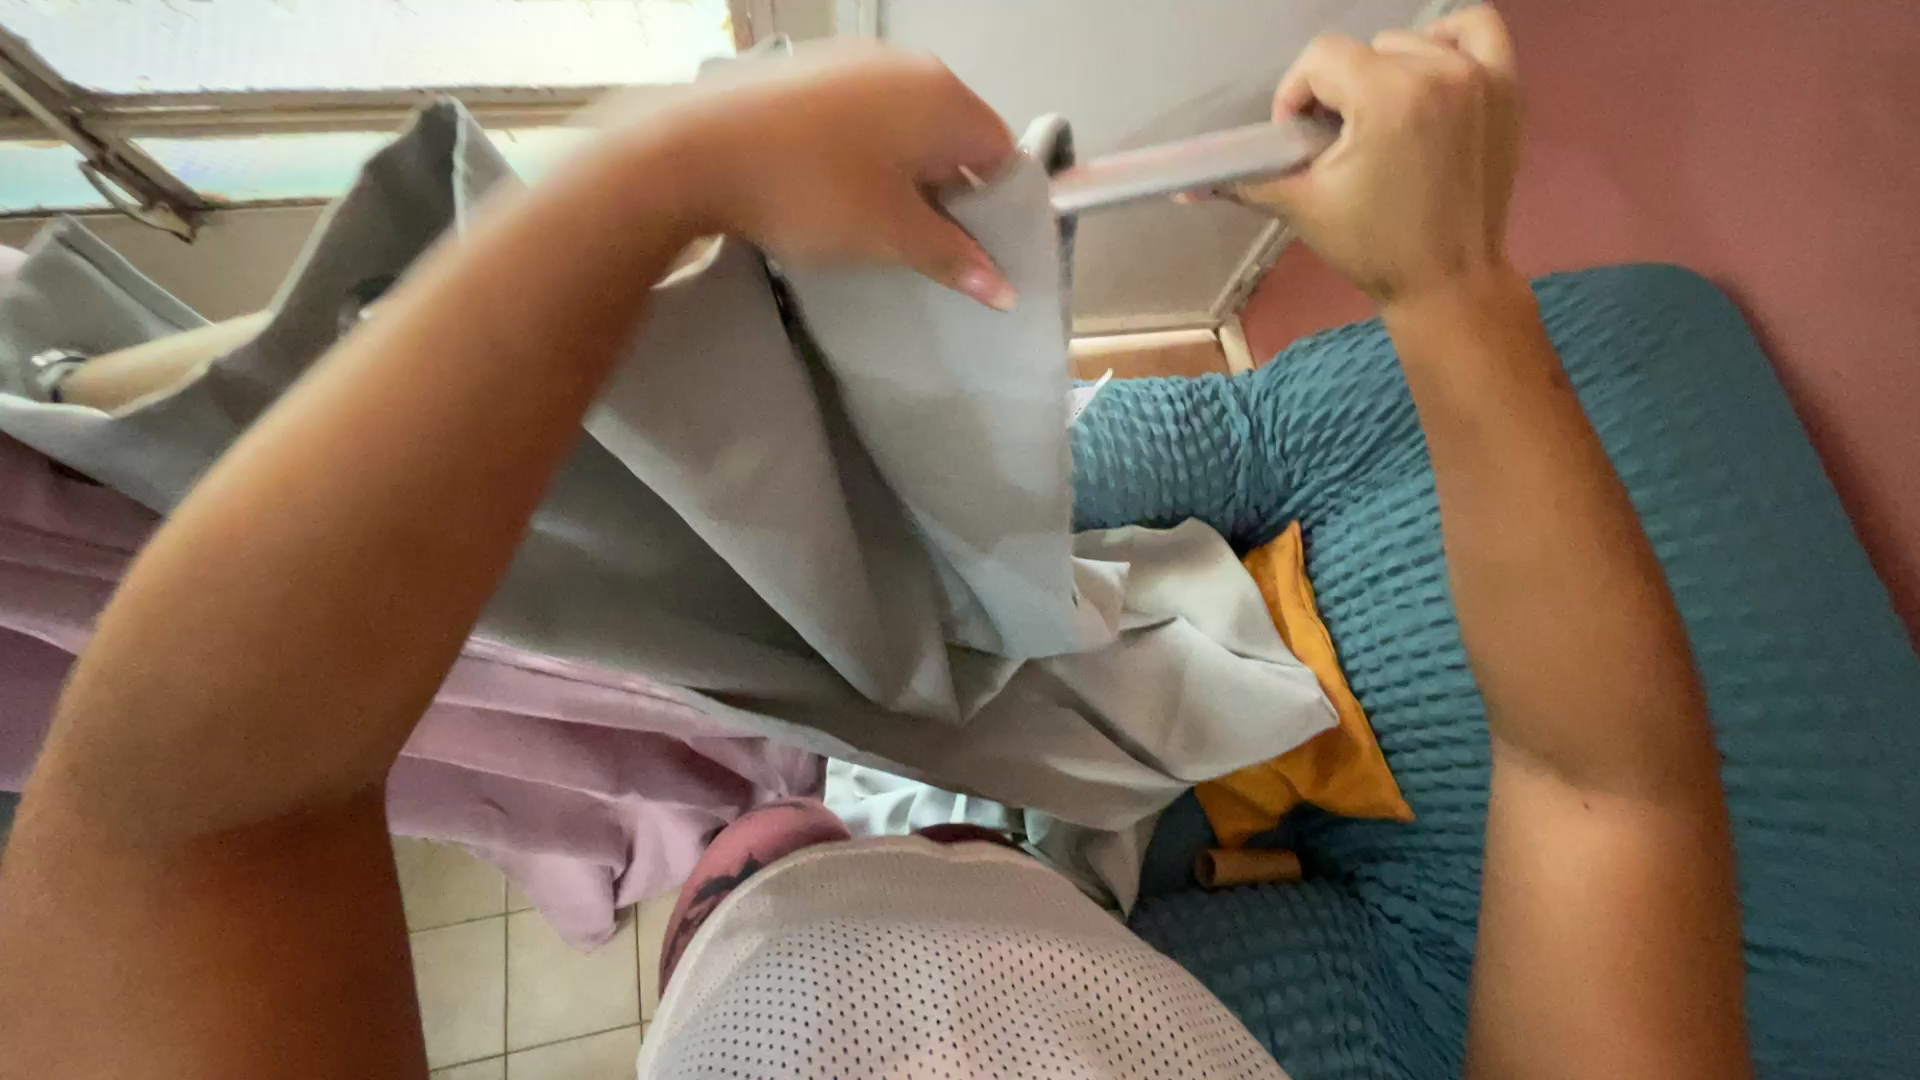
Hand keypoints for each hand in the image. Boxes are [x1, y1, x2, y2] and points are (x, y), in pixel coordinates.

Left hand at [635, 46, 1018, 308]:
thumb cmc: (814, 192)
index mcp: (943, 97)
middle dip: (953, 195)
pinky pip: (870, 120)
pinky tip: (844, 192)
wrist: (699, 152)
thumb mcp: (893, 235)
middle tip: (930, 247)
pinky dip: (874, 159)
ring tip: (884, 226)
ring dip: (911, 180)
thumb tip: (1004, 291)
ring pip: (911, 131)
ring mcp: (859, 63)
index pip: (1002, 154)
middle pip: (957, 140)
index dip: (998, 208)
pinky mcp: (816, 74)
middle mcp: (911, 67)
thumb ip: (953, 259)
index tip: (977, 250)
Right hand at [1236, 5, 1522, 311]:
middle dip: (1338, 94)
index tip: (1299, 141)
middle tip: (1337, 145)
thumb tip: (1184, 184)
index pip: (1321, 58)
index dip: (1295, 97)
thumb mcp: (1302, 210)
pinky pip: (1472, 28)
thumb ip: (1247, 182)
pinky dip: (1443, 42)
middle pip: (1362, 51)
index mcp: (1386, 99)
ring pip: (1409, 42)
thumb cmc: (1370, 248)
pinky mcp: (1506, 85)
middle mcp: (1437, 72)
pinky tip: (1424, 78)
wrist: (1446, 278)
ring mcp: (1479, 75)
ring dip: (1382, 75)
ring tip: (1378, 124)